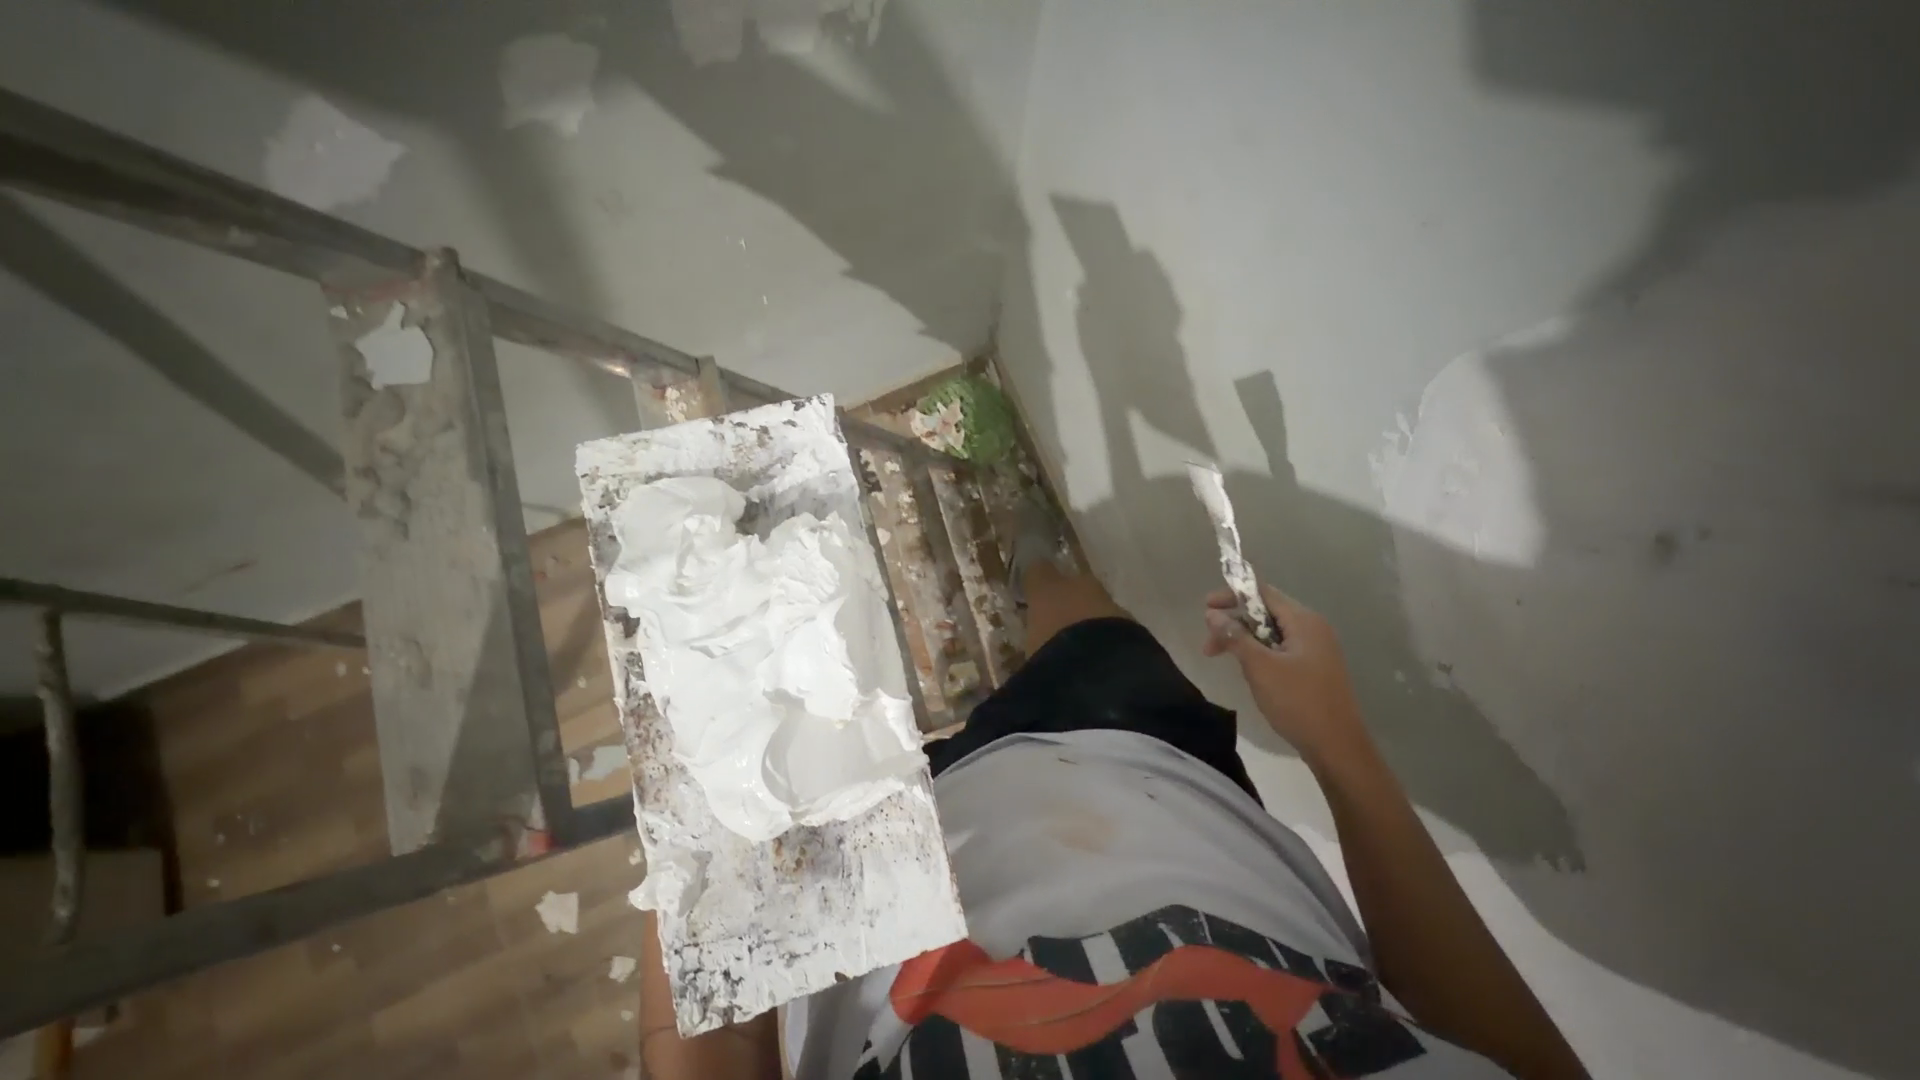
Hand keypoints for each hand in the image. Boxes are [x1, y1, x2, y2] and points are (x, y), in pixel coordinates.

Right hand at [1203, 584, 1369, 765]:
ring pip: (1272, 633)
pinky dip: (1260, 654)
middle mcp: (1313, 629)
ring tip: (1226, 661)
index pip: (1262, 593)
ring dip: (1245, 642)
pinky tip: (1249, 673)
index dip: (1232, 596)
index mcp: (1304, 621)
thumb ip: (1235, 637)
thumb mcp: (1260, 667)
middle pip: (1266, 612)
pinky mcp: (1314, 668)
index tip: (1205, 608)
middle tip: (1209, 647)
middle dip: (1234, 624)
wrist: (1337, 746)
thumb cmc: (1298, 702)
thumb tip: (1212, 614)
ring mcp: (1316, 649)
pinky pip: (1281, 650)